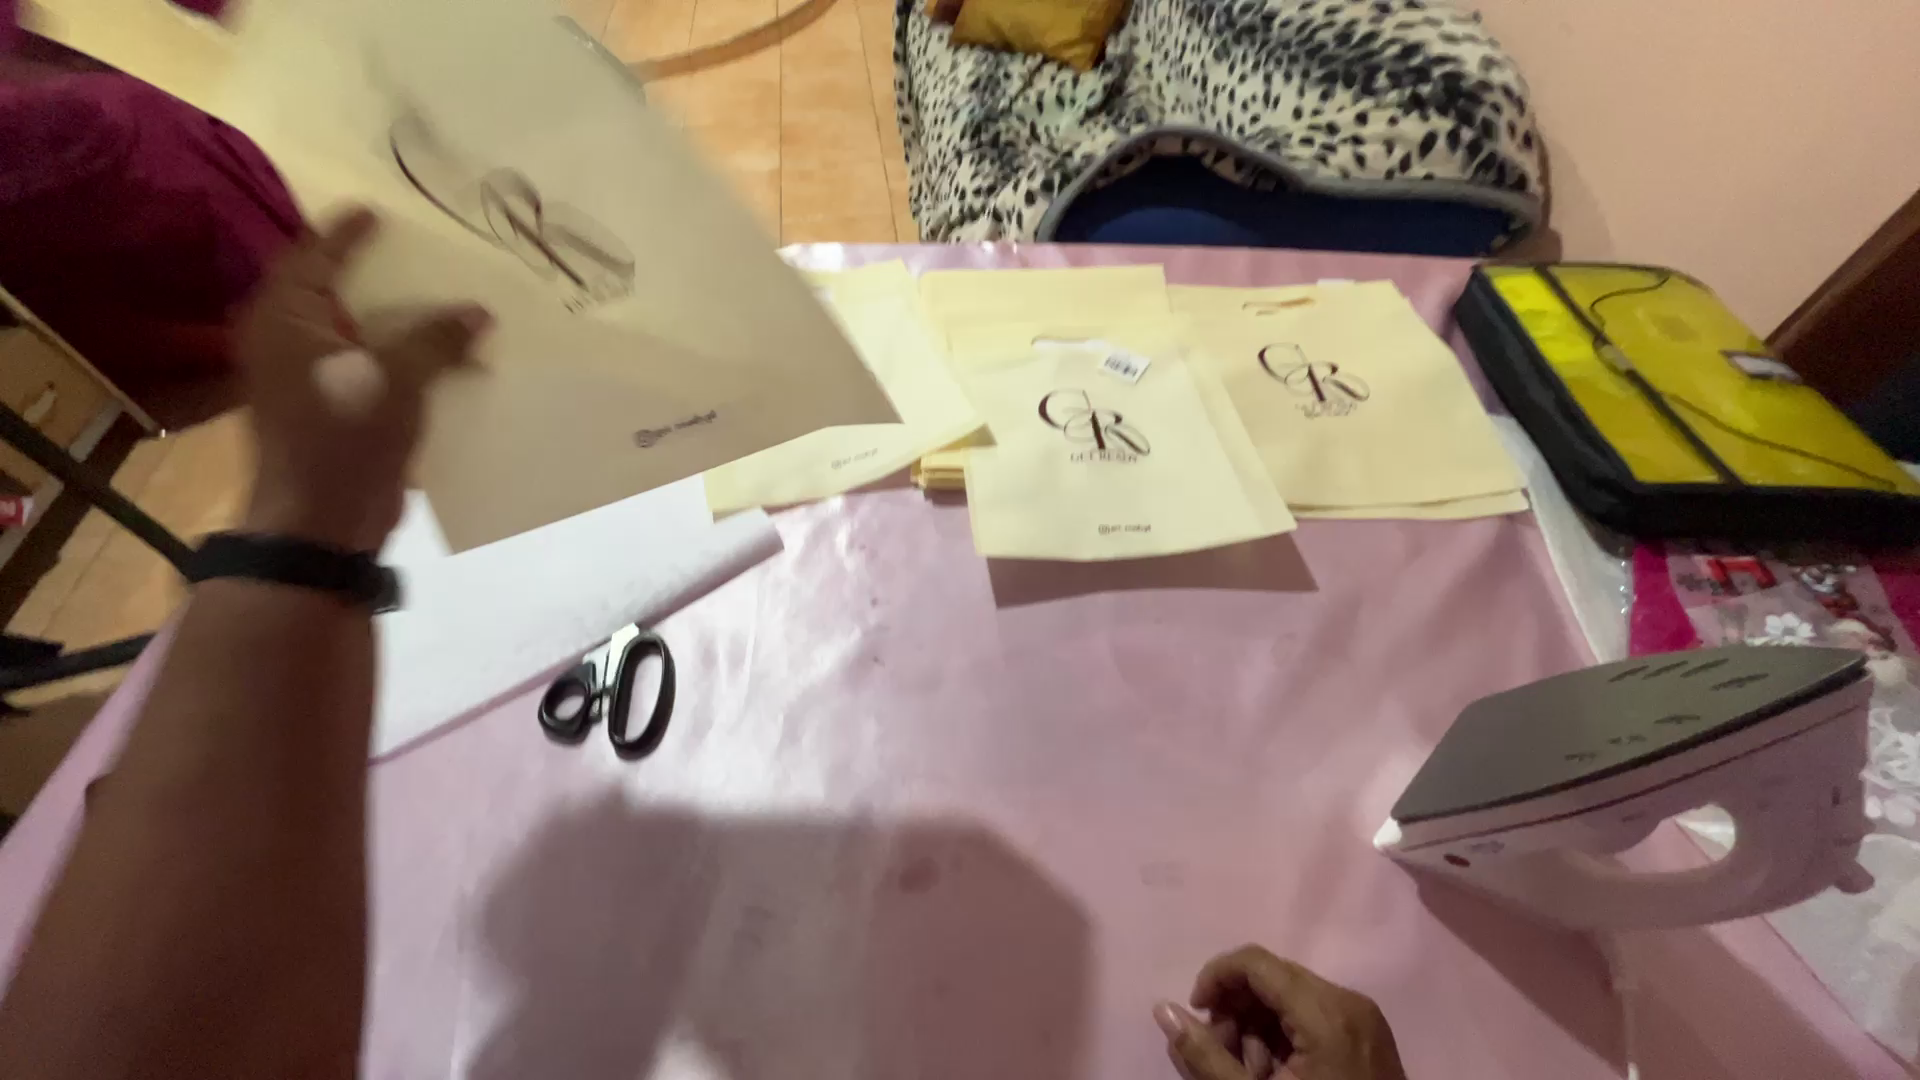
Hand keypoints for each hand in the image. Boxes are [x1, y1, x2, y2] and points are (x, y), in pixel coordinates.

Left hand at [233, 207, 490, 551]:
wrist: (325, 516)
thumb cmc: (345, 437)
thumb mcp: (395, 379)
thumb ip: (435, 339)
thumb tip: (478, 311)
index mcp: (285, 321)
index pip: (313, 259)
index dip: (346, 234)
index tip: (374, 211)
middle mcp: (290, 342)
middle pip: (336, 294)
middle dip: (378, 277)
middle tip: (417, 255)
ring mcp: (314, 378)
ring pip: (362, 334)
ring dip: (403, 322)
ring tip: (443, 304)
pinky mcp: (340, 409)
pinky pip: (378, 368)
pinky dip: (409, 359)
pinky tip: (447, 358)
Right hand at [1154, 946, 1406, 1079]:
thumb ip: (1206, 1056)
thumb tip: (1162, 1009)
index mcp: (1326, 1013)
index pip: (1254, 962)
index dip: (1215, 978)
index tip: (1196, 1014)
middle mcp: (1348, 1002)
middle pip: (1270, 977)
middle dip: (1235, 1011)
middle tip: (1221, 1055)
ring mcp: (1363, 1019)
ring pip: (1288, 995)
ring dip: (1257, 1026)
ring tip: (1249, 1073)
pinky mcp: (1368, 1036)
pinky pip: (1311, 1013)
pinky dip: (1283, 1035)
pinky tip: (1276, 1074)